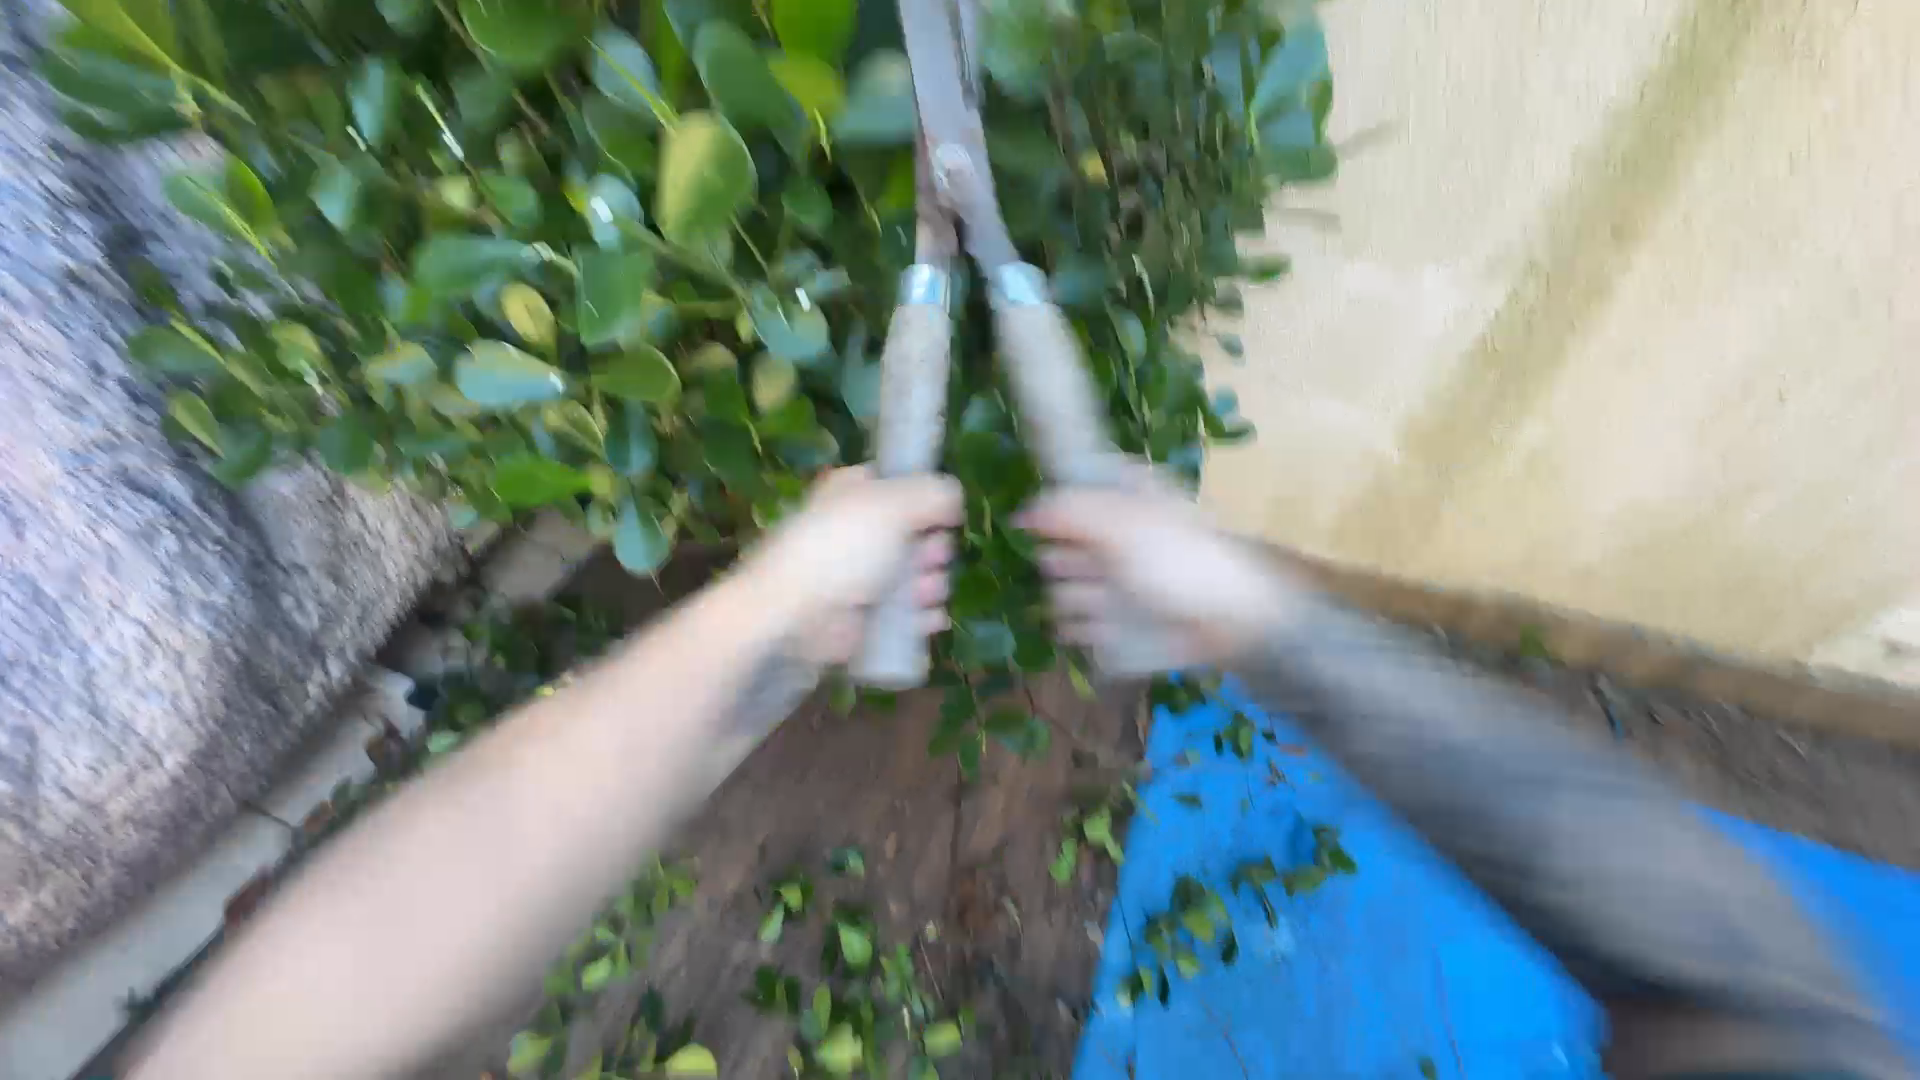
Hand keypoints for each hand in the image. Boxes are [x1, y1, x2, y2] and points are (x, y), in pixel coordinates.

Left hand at [738, 466, 961, 661]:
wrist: (791, 619)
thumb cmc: (839, 549)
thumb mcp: (892, 504)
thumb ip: (932, 493)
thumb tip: (952, 497)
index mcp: (853, 492)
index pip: (899, 484)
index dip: (926, 497)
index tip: (943, 513)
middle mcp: (855, 531)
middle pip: (915, 534)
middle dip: (933, 548)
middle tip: (932, 558)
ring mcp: (857, 577)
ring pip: (913, 576)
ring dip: (930, 584)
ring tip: (926, 594)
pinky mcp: (861, 618)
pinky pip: (902, 614)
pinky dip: (920, 617)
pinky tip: (929, 620)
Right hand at [1016, 468, 1306, 667]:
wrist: (1233, 619)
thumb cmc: (1183, 560)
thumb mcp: (1124, 523)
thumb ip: (1067, 511)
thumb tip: (1020, 513)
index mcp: (1113, 505)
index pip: (1060, 502)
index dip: (1054, 517)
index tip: (1056, 530)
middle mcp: (1106, 544)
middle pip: (1053, 553)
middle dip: (1069, 566)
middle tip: (1100, 570)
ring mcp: (1106, 587)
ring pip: (1059, 595)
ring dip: (1082, 602)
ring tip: (1115, 603)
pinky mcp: (1110, 626)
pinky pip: (1076, 630)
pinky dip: (1093, 631)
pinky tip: (1118, 626)